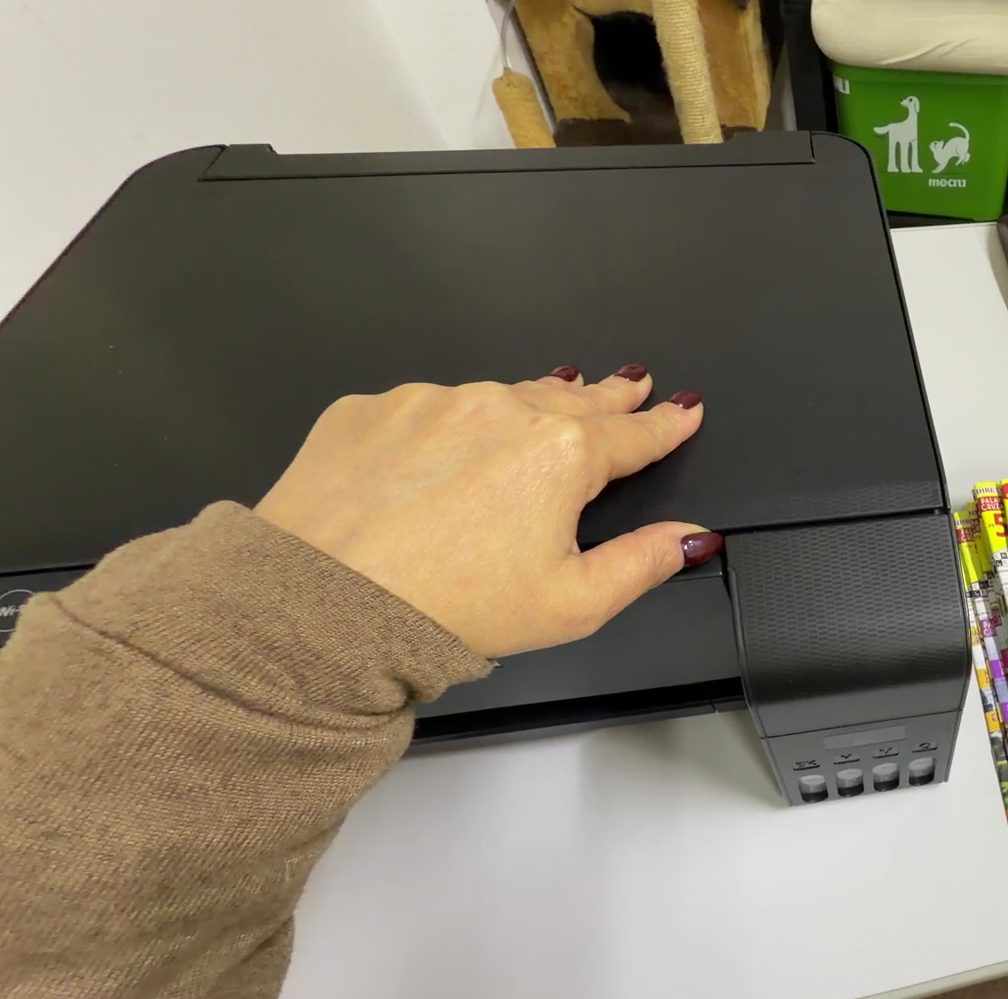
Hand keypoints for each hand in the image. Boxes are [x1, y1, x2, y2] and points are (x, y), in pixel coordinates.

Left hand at [254, 365, 716, 657]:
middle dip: (613, 392)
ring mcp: (433, 402)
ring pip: (509, 393)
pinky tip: (463, 441)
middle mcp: (503, 410)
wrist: (312, 608)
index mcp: (562, 454)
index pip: (635, 433)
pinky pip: (436, 405)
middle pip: (578, 398)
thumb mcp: (577, 601)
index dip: (666, 423)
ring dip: (542, 398)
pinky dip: (462, 417)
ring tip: (564, 394)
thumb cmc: (453, 607)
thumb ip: (648, 561)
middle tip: (635, 381)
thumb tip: (695, 536)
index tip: (685, 407)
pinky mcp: (373, 409)